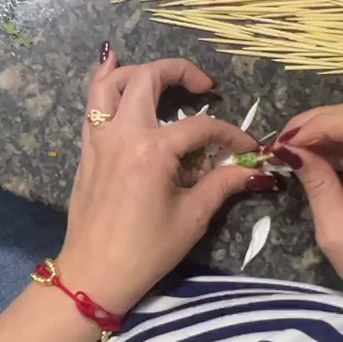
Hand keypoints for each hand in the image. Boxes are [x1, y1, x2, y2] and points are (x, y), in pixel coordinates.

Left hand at [59, 47, 264, 313]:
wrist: (93, 275)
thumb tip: (255, 170)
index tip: (247, 148)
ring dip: (137, 70)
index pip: (200, 127)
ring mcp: (99, 139)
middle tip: (202, 86)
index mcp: (152, 151)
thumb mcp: (192, 218)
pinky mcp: (87, 149)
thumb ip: (222, 184)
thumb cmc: (146, 251)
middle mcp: (123, 134)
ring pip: (110, 83)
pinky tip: (113, 66)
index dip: (230, 134)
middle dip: (179, 72)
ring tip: (160, 74)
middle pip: (148, 79)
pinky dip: (104, 82)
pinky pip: (91, 104)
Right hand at [276, 105, 342, 317]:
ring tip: (290, 150)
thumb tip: (292, 151)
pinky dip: (335, 145)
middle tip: (282, 144)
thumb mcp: (337, 237)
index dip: (321, 123)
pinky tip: (312, 158)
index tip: (290, 142)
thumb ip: (318, 188)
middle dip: (315, 123)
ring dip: (322, 132)